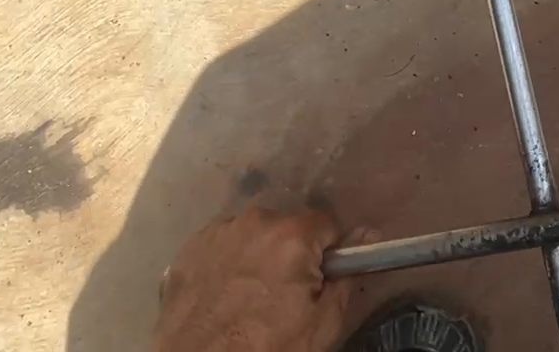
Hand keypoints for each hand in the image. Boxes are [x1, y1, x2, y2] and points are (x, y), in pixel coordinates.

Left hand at [154, 209, 353, 351]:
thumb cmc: (267, 351)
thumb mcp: (321, 325)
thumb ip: (347, 275)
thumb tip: (367, 235)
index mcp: (294, 234)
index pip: (328, 225)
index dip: (328, 253)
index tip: (318, 281)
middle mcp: (258, 220)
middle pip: (290, 227)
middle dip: (292, 253)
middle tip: (283, 296)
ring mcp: (221, 231)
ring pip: (256, 233)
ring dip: (260, 254)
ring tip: (248, 297)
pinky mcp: (191, 247)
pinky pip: (224, 243)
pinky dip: (229, 261)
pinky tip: (223, 294)